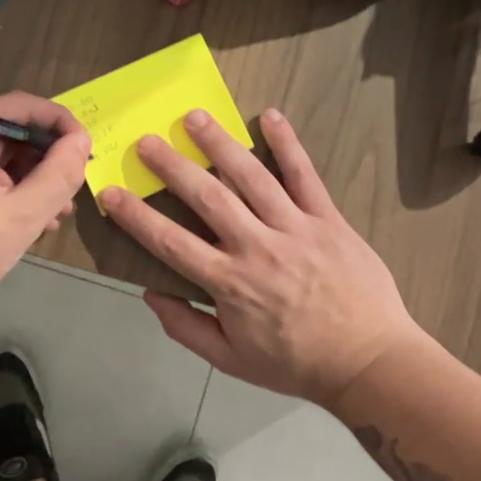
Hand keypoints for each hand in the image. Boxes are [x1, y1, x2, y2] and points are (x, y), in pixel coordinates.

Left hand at [0, 92, 90, 327]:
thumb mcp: (23, 215)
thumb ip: (59, 173)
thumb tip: (82, 140)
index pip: (21, 106)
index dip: (61, 125)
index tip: (86, 154)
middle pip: (6, 128)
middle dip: (43, 160)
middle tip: (69, 194)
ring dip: (25, 177)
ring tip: (51, 215)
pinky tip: (19, 217)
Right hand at [100, 108, 423, 406]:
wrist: (368, 361)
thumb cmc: (296, 364)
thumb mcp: (232, 361)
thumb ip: (187, 328)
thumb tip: (150, 295)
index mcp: (230, 284)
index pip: (172, 243)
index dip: (137, 217)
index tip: (112, 192)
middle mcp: (258, 247)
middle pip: (208, 198)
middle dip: (173, 167)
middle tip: (146, 141)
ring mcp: (295, 228)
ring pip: (252, 177)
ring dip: (220, 144)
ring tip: (194, 117)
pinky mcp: (329, 219)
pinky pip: (305, 175)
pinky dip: (288, 144)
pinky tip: (270, 116)